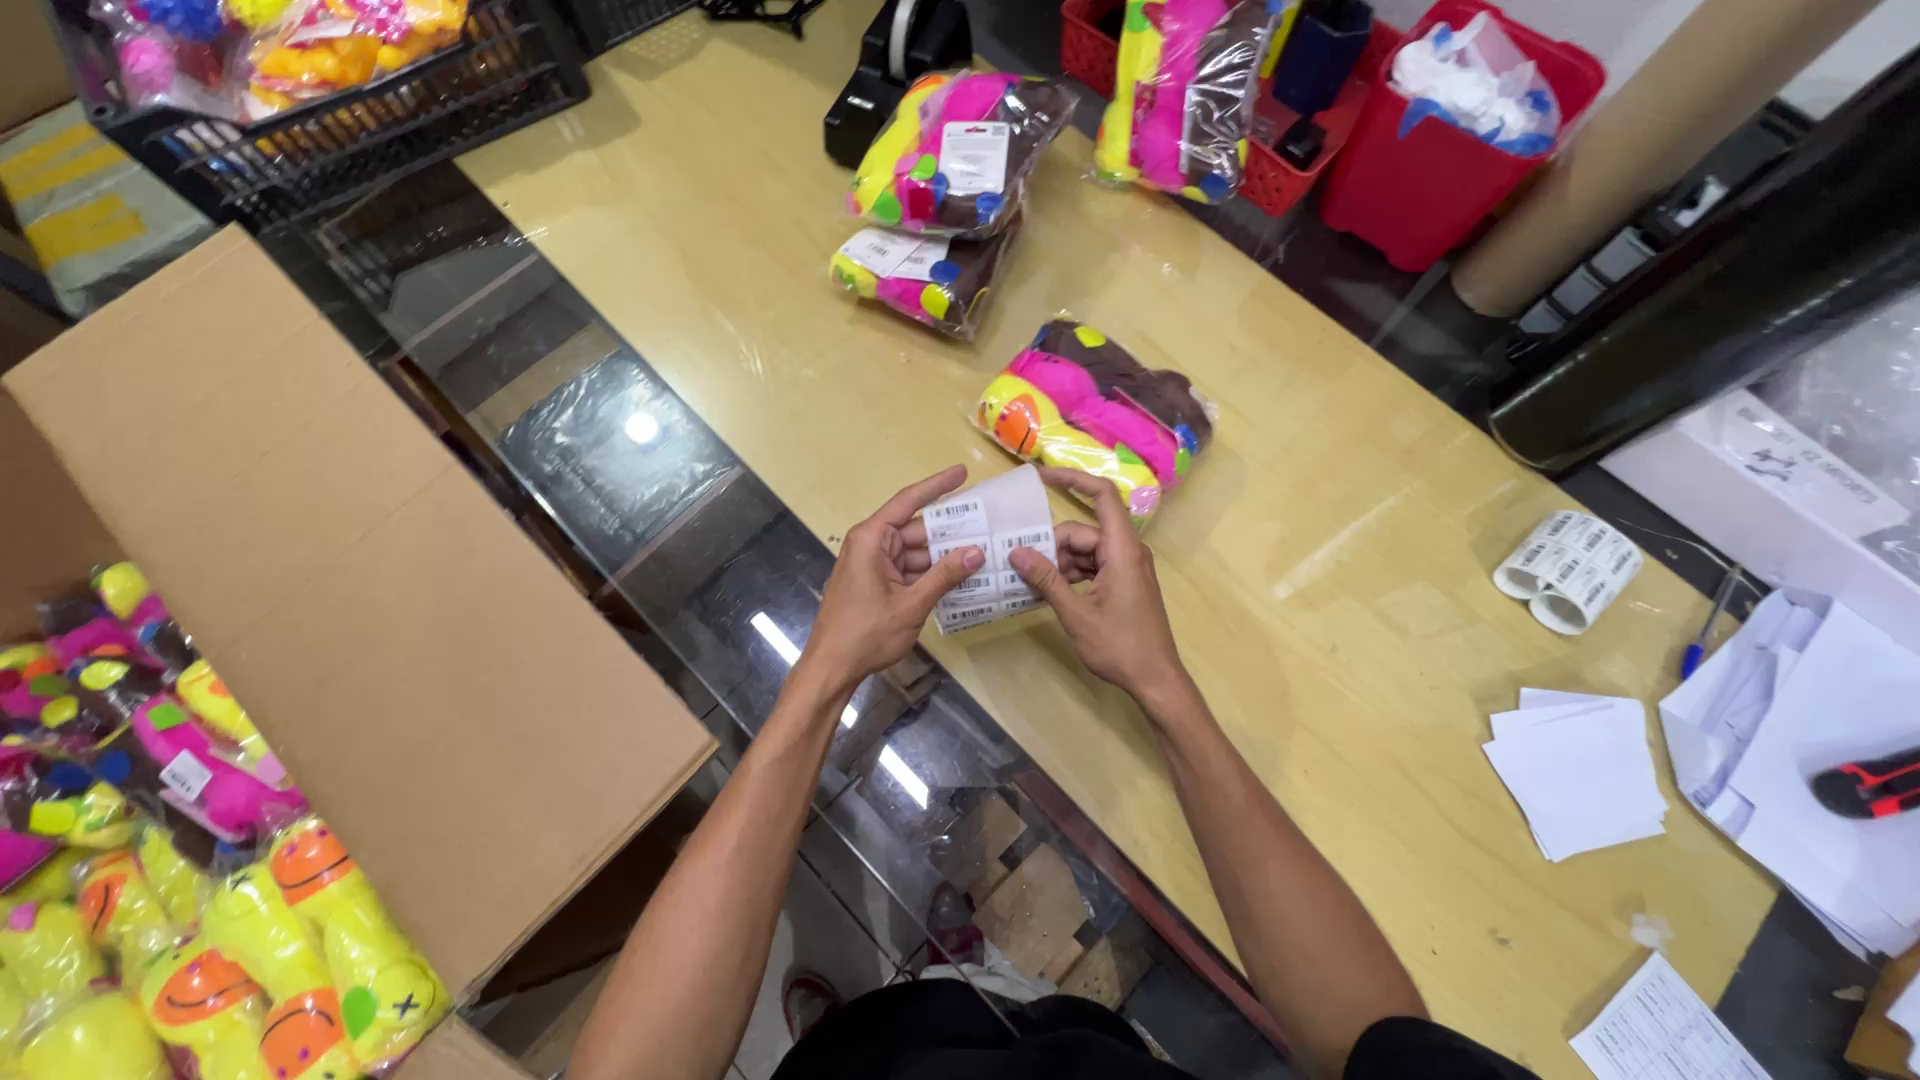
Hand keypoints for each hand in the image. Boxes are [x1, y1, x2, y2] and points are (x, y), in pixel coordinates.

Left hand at [800, 465, 984, 696]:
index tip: (962, 473)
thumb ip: (944, 576)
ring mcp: (873, 564)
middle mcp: (871, 544)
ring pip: (916, 552)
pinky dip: (931, 573)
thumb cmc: (866, 632)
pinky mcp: (877, 583)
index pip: (908, 501)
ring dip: (944, 556)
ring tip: (984, 552)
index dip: (937, 486)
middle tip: (988, 526)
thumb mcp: (911, 604)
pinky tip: (961, 576)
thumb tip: (976, 552)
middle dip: (950, 531)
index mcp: (872, 539)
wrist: (832, 667)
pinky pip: (909, 570)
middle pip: (917, 530)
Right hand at [1007, 469, 1189, 704]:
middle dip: (1053, 546)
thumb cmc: (1120, 647)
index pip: (1102, 496)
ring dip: (1060, 565)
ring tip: (1033, 586)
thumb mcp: (1076, 614)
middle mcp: (1128, 551)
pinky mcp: (1125, 583)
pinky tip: (1050, 593)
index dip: (1073, 480)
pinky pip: (1094, 566)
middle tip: (1023, 569)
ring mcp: (1128, 567)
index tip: (1042, 477)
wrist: (1156, 679)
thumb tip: (1016, 552)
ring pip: (1086, 551)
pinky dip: (1072, 575)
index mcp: (1122, 550)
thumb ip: (1047, 580)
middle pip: (1083, 531)